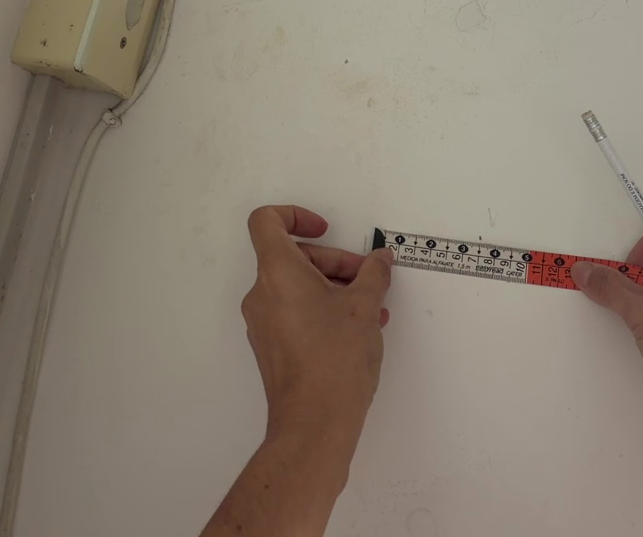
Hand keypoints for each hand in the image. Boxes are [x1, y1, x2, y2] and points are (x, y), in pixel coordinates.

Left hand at [240, 205, 393, 446]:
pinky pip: (295, 311)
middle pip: (292, 256)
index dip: (296, 215)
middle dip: (334, 261)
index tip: (326, 231)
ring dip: (334, 287)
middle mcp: (262, 294)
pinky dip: (323, 308)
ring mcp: (263, 324)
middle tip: (367, 278)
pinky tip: (357, 328)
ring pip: (297, 286)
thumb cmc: (335, 358)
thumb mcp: (364, 307)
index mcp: (277, 273)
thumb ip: (373, 274)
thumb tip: (380, 260)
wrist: (314, 427)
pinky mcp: (272, 348)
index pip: (267, 221)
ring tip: (372, 307)